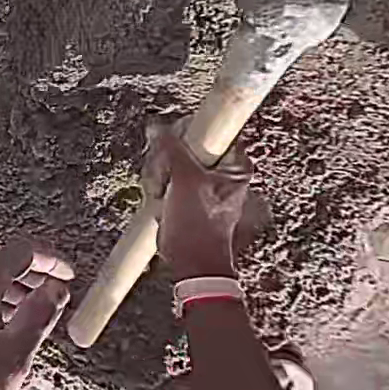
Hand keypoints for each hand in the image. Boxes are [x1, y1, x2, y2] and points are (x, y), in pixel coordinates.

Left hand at [0, 238, 72, 389]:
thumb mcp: (14, 355)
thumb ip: (39, 316)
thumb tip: (57, 289)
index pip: (20, 252)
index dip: (50, 260)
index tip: (68, 272)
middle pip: (4, 263)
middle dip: (36, 275)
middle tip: (59, 292)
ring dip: (19, 290)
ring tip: (41, 313)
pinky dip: (0, 302)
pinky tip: (12, 328)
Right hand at [144, 122, 251, 278]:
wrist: (192, 263)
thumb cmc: (199, 224)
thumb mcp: (185, 179)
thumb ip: (171, 148)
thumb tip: (156, 126)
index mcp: (233, 163)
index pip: (208, 127)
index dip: (185, 132)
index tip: (173, 144)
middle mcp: (220, 169)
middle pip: (182, 142)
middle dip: (165, 158)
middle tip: (165, 176)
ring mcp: (200, 180)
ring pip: (169, 158)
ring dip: (157, 173)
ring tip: (161, 193)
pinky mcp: (184, 192)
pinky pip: (164, 174)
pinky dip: (157, 183)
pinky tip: (158, 198)